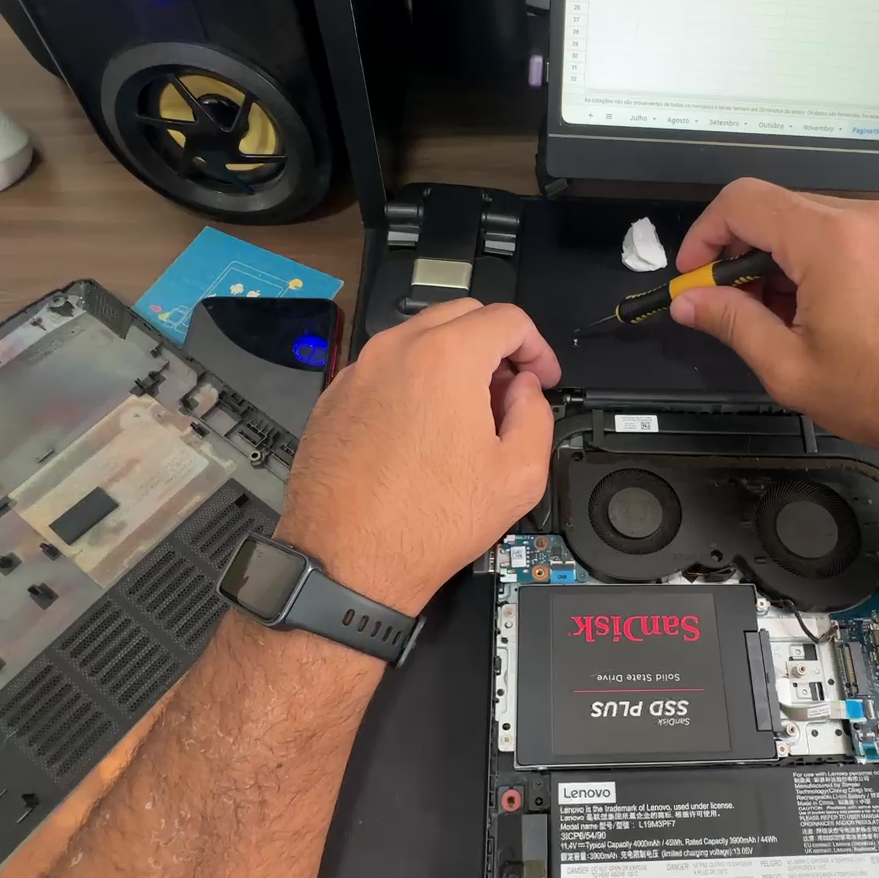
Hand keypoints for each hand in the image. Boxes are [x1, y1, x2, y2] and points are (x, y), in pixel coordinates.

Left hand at [273, 301, 561, 615]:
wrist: (346, 561)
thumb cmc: (425, 524)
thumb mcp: (519, 475)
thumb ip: (537, 415)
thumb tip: (526, 392)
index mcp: (446, 359)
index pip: (507, 319)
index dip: (537, 347)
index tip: (542, 377)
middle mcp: (396, 351)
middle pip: (463, 316)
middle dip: (497, 345)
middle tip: (512, 390)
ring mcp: (360, 371)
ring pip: (421, 338)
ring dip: (456, 360)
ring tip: (470, 413)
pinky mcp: (336, 396)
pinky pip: (388, 368)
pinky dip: (416, 380)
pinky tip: (426, 429)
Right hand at [670, 178, 878, 474]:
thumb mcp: (791, 368)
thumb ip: (732, 323)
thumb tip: (688, 301)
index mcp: (829, 240)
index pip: (742, 202)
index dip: (703, 236)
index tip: (692, 279)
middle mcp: (861, 218)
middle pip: (772, 211)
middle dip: (736, 256)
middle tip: (727, 312)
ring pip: (804, 226)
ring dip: (772, 266)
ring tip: (773, 324)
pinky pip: (837, 239)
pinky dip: (807, 268)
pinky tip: (810, 317)